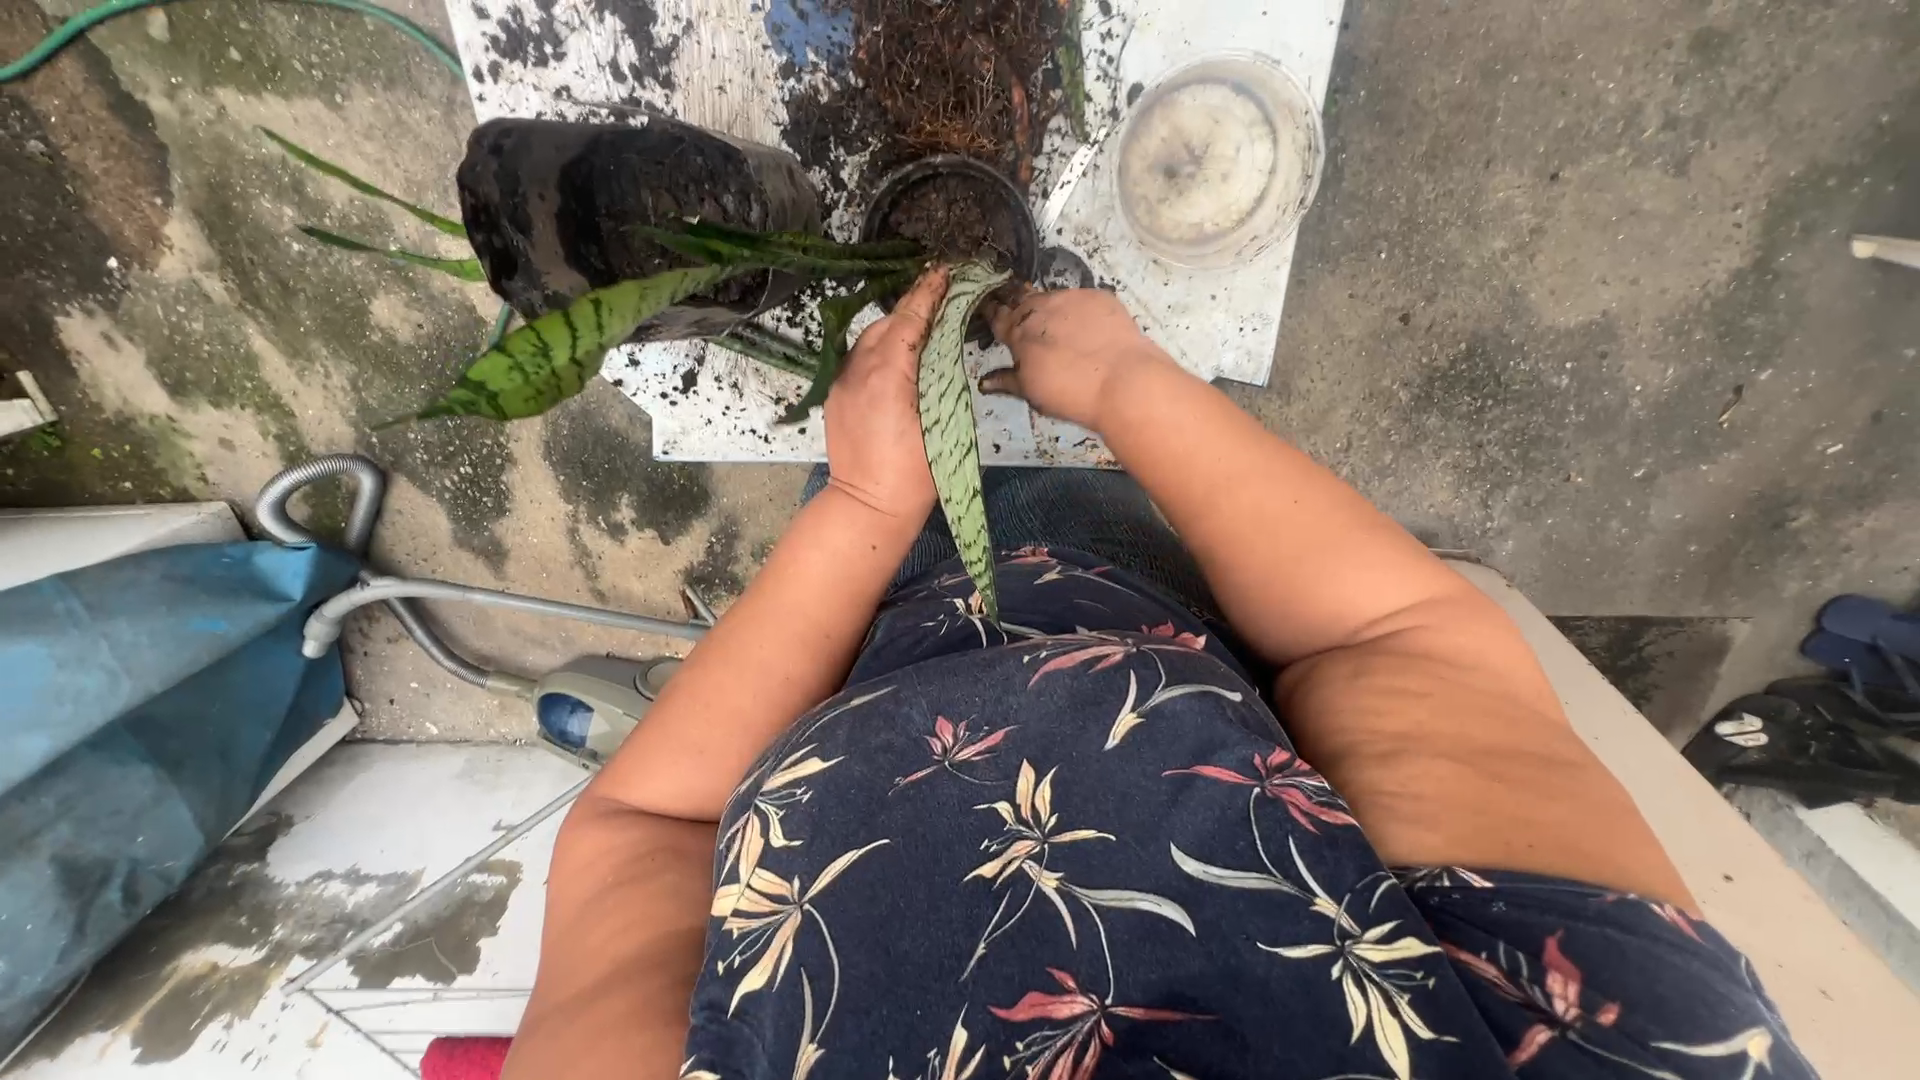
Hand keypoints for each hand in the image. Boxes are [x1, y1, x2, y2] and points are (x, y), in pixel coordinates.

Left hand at [822, 265, 948, 523]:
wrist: (868, 506)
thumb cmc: (914, 473)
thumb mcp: (940, 422)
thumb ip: (940, 377)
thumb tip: (943, 348)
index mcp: (888, 374)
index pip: (909, 319)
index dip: (928, 294)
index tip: (944, 273)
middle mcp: (858, 371)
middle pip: (887, 324)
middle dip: (913, 310)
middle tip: (941, 301)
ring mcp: (842, 383)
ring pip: (869, 340)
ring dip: (895, 330)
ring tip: (922, 330)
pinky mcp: (835, 397)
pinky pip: (858, 360)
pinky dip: (880, 350)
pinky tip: (898, 360)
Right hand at [978, 285, 1177, 430]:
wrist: (1122, 381)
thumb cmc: (1069, 393)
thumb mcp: (1032, 391)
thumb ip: (1008, 380)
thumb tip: (984, 381)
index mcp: (1019, 333)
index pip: (998, 316)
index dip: (994, 313)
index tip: (991, 309)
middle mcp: (1040, 308)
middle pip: (1023, 300)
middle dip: (1018, 305)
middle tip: (1021, 314)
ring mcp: (1071, 298)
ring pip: (1052, 297)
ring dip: (1049, 307)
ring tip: (1056, 321)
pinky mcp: (1099, 296)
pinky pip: (1081, 299)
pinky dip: (1078, 310)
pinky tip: (1087, 326)